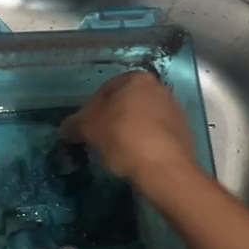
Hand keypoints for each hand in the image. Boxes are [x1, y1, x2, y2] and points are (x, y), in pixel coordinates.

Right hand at [60, 70, 201, 195]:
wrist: (165, 169)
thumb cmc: (123, 138)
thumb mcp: (89, 129)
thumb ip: (74, 124)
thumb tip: (64, 128)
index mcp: (137, 79)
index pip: (105, 90)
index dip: (90, 110)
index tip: (84, 129)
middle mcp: (159, 88)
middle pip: (125, 103)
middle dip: (110, 120)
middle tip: (97, 140)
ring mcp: (174, 110)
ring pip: (141, 119)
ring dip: (127, 132)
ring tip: (115, 153)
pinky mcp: (184, 133)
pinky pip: (155, 135)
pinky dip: (143, 143)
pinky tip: (134, 159)